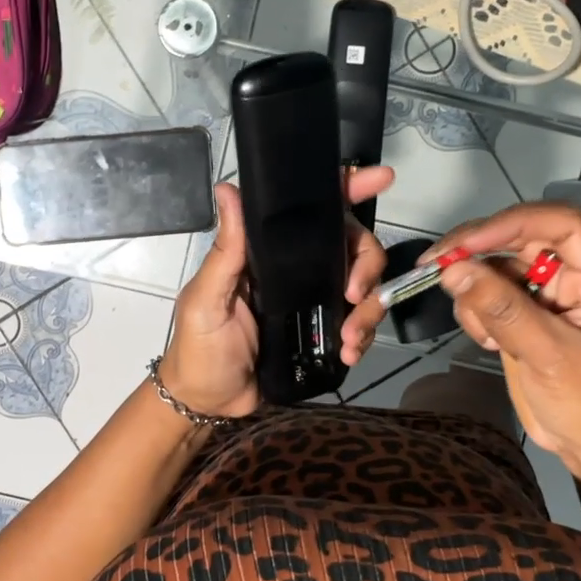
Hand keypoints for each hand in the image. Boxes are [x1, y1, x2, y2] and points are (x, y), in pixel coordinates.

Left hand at [160, 168, 395, 416]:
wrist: (209, 403)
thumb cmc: (199, 347)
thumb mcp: (207, 298)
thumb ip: (226, 250)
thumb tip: (228, 188)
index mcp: (270, 253)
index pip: (311, 213)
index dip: (347, 189)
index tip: (380, 178)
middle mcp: (298, 270)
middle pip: (353, 247)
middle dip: (366, 266)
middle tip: (355, 295)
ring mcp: (315, 302)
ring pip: (365, 287)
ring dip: (368, 311)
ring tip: (350, 339)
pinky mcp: (324, 333)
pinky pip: (360, 324)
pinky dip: (363, 336)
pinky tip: (349, 353)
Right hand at [425, 203, 580, 499]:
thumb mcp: (551, 358)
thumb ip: (503, 311)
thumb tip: (453, 270)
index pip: (563, 225)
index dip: (514, 223)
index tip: (466, 243)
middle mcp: (578, 276)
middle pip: (522, 236)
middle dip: (478, 249)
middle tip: (434, 265)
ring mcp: (548, 294)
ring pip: (497, 263)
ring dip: (473, 285)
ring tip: (480, 330)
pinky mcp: (525, 314)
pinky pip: (488, 291)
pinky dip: (475, 309)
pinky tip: (488, 342)